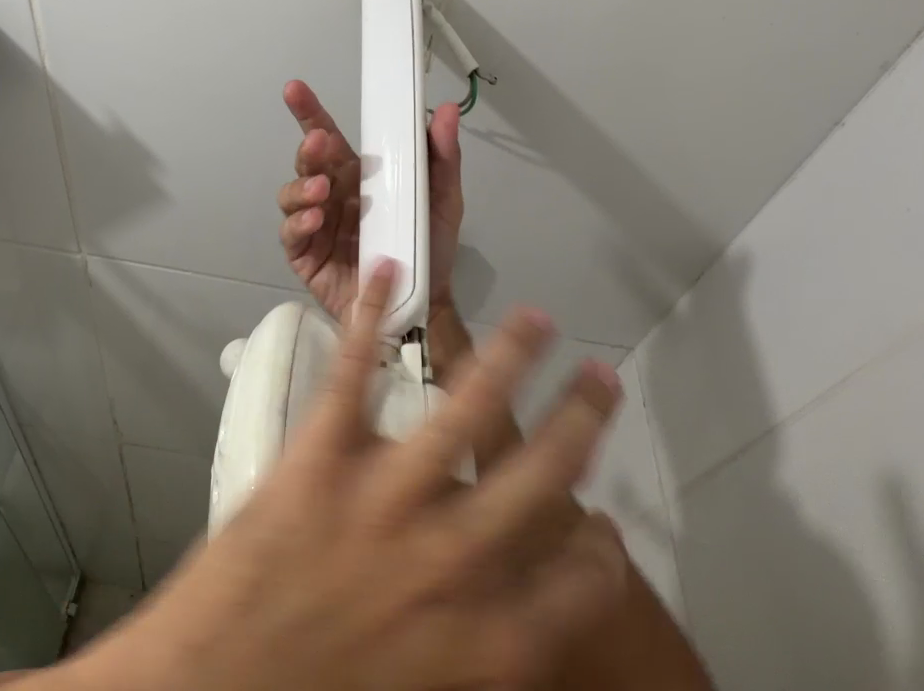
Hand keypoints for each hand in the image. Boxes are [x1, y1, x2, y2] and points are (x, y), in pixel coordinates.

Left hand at [57, 265, 628, 690]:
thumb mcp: (420, 687)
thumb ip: (472, 639)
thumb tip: (499, 594)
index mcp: (482, 637)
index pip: (579, 586)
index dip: (601, 554)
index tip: (605, 527)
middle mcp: (451, 560)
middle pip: (541, 476)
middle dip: (581, 420)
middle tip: (603, 378)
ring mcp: (383, 500)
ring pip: (465, 409)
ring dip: (509, 356)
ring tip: (536, 319)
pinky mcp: (318, 459)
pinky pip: (352, 375)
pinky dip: (371, 317)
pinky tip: (388, 274)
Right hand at [277, 80, 463, 316]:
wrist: (421, 305)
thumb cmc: (428, 250)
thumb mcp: (442, 200)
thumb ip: (442, 157)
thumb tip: (444, 110)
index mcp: (358, 178)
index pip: (330, 139)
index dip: (310, 114)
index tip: (295, 90)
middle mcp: (332, 196)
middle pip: (307, 164)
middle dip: (307, 149)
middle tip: (318, 142)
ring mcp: (316, 227)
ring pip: (292, 196)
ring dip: (302, 187)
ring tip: (323, 192)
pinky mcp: (306, 258)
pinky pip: (291, 235)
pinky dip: (299, 224)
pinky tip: (316, 220)